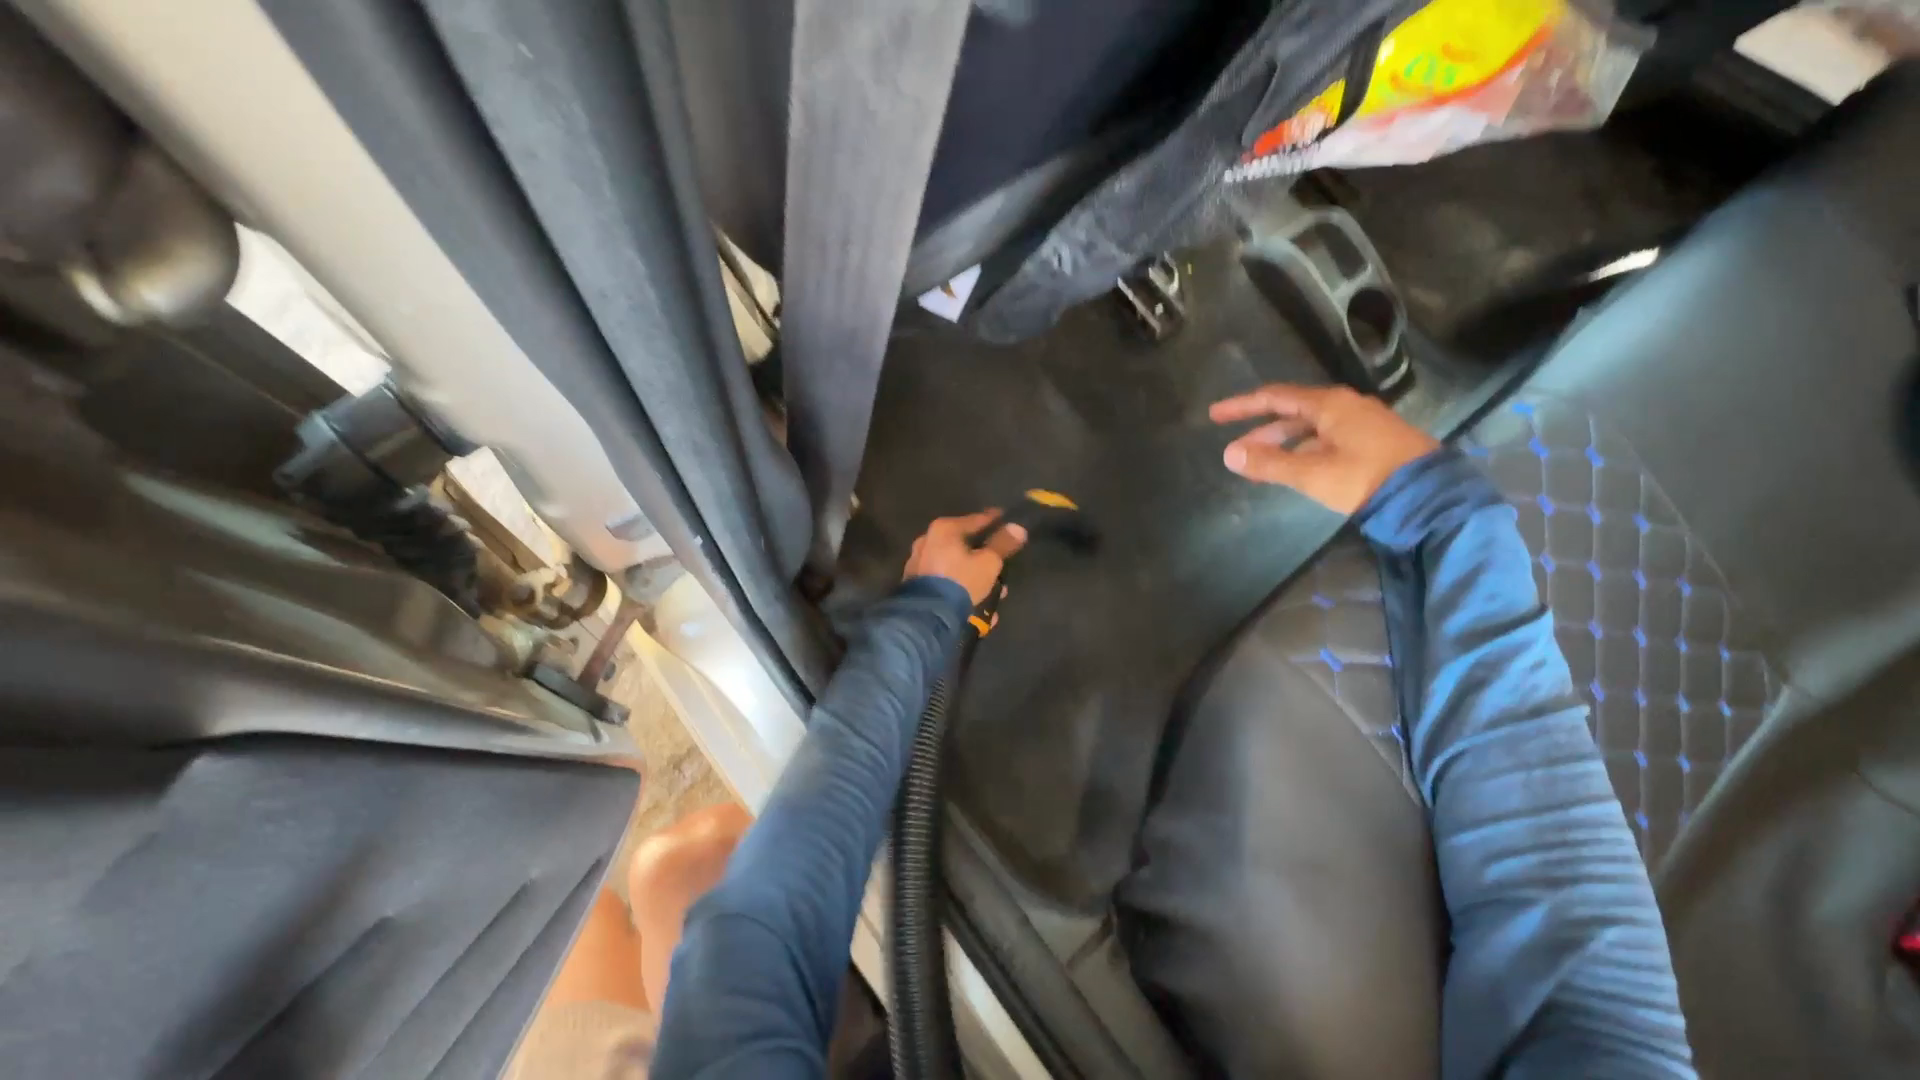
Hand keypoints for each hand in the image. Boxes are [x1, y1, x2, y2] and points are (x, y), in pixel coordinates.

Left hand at [903, 511, 1027, 604]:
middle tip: (1001, 568)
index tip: (1005, 519)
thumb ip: (1003, 544)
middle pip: (964, 544)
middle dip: (985, 557)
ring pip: (954, 565)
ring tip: (992, 593)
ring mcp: (918, 563)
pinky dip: (959, 587)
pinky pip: (945, 580)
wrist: (926, 615)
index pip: (976, 520)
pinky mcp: (915, 584)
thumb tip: (1018, 527)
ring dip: (974, 576)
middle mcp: (927, 541)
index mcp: (944, 529)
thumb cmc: (961, 581)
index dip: (994, 520)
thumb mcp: (989, 562)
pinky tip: (973, 602)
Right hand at [1210, 384, 1438, 513]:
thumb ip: (1269, 463)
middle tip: (1236, 450)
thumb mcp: (1312, 473)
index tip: (1215, 415)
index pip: (1275, 396)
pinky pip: (1326, 438)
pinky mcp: (1373, 441)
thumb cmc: (1365, 478)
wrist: (1427, 496)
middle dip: (1261, 431)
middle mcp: (1345, 406)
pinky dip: (1303, 449)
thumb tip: (1230, 453)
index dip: (1242, 406)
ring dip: (1282, 443)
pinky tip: (1295, 468)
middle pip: (1292, 412)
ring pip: (1310, 427)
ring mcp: (1362, 423)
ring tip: (1259, 465)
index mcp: (1329, 405)